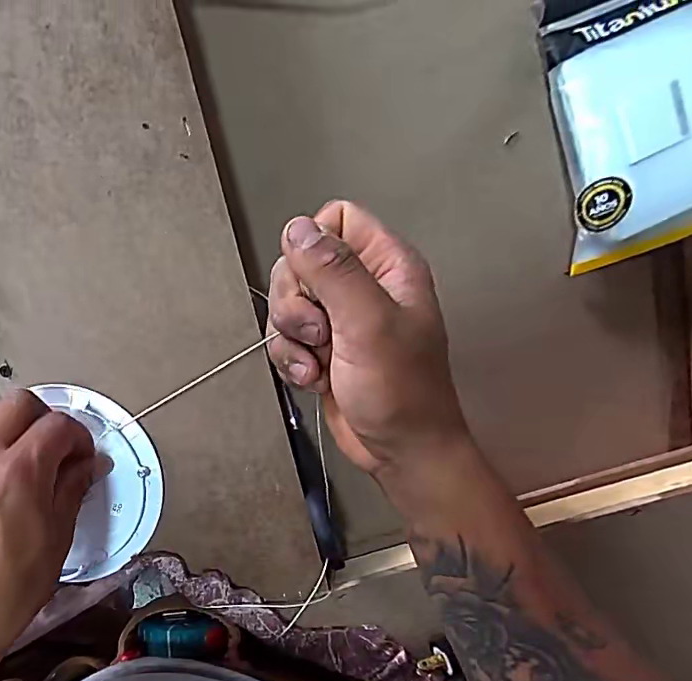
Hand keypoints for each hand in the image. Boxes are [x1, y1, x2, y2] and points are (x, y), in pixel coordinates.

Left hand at [0, 390, 96, 662]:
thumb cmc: (12, 586)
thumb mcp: (58, 536)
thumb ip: (73, 488)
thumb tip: (86, 465)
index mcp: (21, 470)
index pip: (59, 425)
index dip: (80, 438)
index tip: (83, 458)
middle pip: (20, 404)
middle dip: (46, 420)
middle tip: (57, 450)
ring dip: (13, 433)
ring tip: (23, 466)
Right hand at [267, 201, 470, 480]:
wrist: (399, 449)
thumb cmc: (404, 395)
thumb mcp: (369, 324)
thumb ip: (334, 272)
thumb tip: (298, 230)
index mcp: (387, 267)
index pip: (335, 221)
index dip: (313, 248)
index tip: (315, 285)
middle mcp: (362, 289)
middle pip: (300, 265)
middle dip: (296, 304)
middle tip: (320, 333)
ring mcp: (339, 322)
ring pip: (288, 307)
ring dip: (292, 339)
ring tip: (319, 362)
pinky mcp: (322, 352)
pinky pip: (287, 340)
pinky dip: (292, 361)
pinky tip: (315, 378)